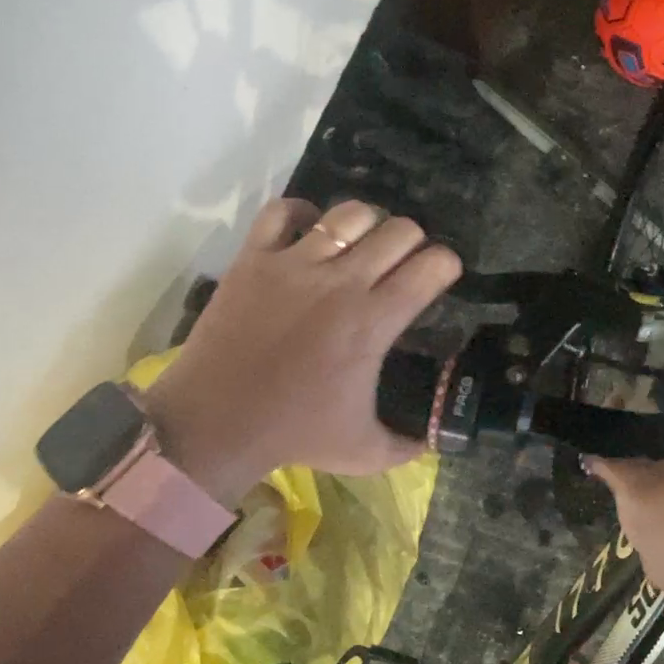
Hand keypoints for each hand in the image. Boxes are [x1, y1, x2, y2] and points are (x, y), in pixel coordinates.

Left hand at [148, 198, 461, 502]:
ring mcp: (295, 264)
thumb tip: (434, 437)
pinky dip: (303, 213)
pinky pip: (284, 211)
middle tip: (404, 264)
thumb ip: (410, 444)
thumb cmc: (296, 436)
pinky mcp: (254, 259)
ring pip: (349, 214)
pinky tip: (310, 231)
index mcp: (374, 321)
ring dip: (367, 225)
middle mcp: (341, 282)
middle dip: (414, 242)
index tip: (442, 277)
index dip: (446, 265)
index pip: (431, 267)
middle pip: (399, 230)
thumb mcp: (366, 452)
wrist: (217, 423)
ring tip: (362, 245)